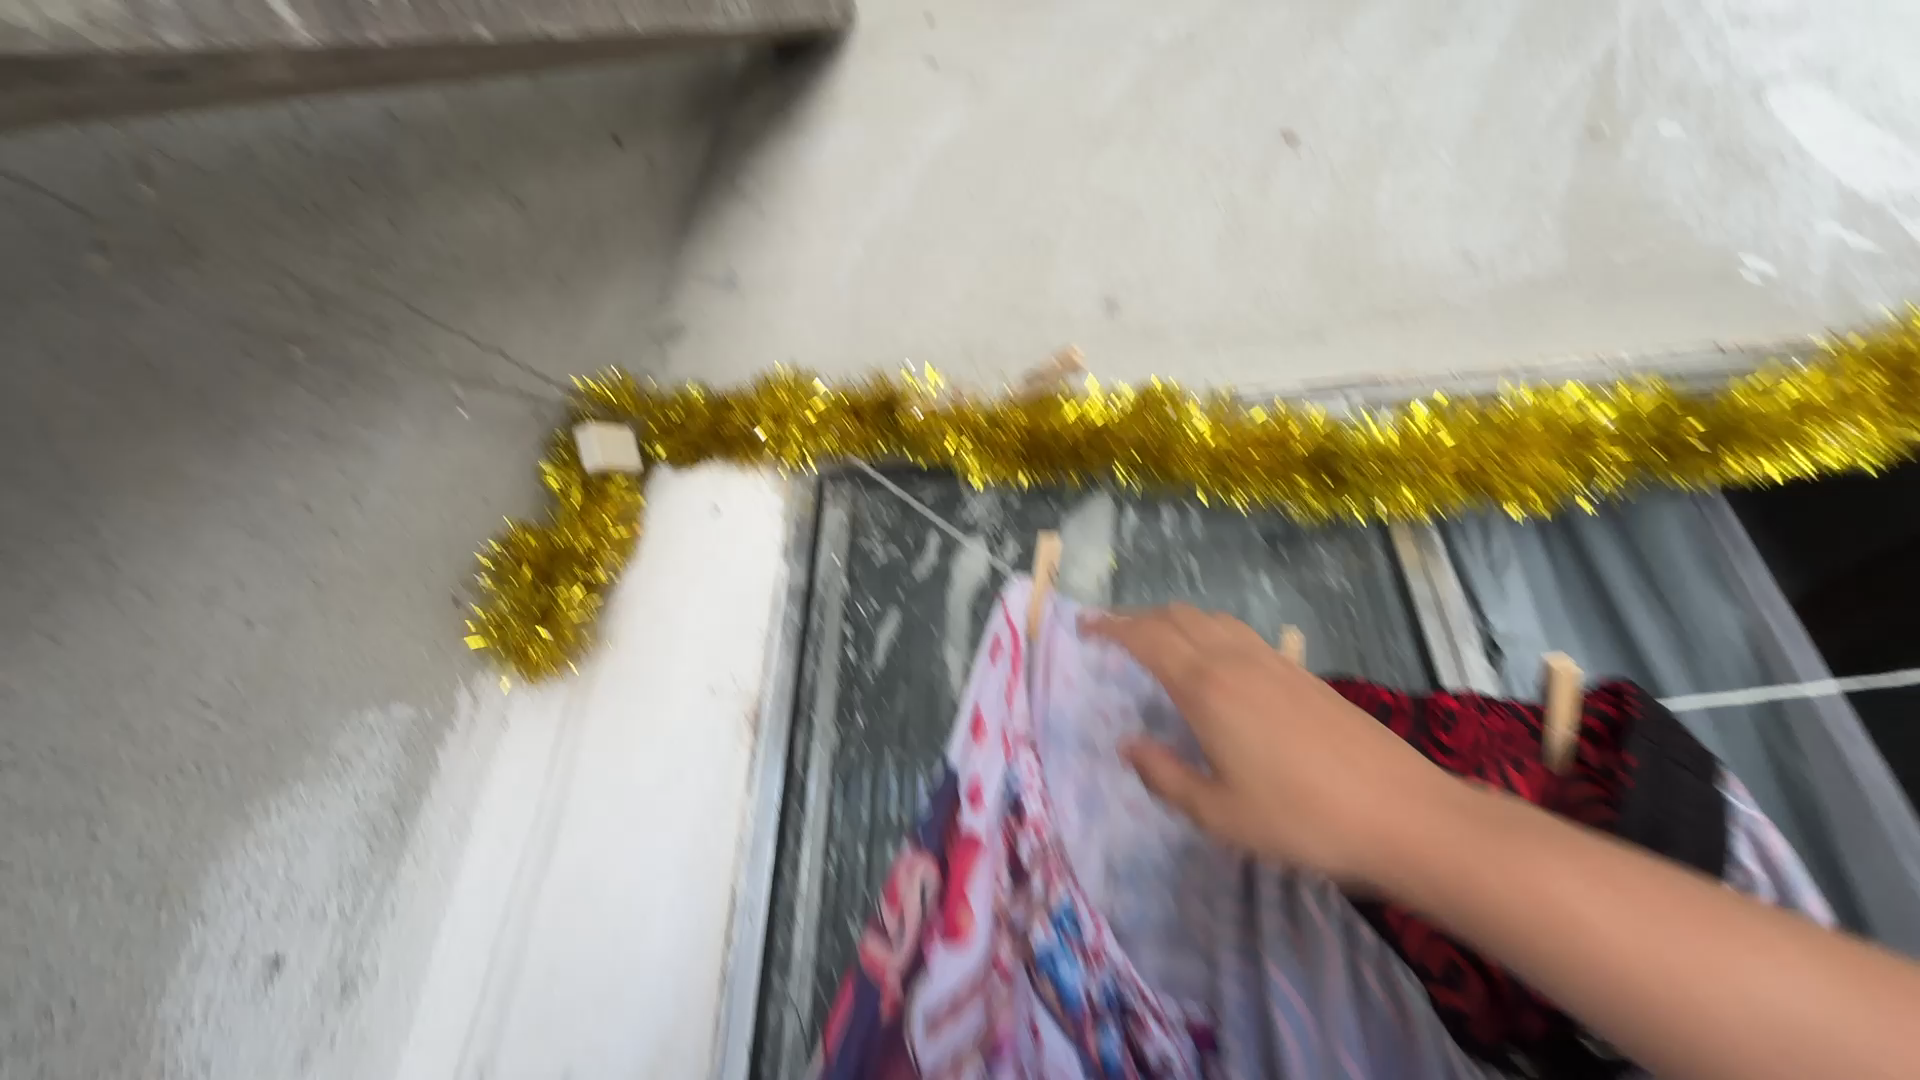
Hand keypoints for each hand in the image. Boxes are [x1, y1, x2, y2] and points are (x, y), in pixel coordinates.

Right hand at [1084, 604, 1456, 887]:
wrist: (1401, 813)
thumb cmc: (1299, 819)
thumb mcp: (1217, 813)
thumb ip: (1165, 776)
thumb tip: (1129, 745)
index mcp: (1207, 688)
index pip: (1147, 638)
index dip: (1112, 627)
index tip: (1085, 627)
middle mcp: (1236, 661)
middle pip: (1178, 617)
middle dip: (1138, 617)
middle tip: (1111, 632)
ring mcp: (1274, 662)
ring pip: (1212, 619)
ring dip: (1176, 619)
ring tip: (1156, 638)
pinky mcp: (1302, 673)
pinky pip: (1240, 633)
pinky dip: (1209, 631)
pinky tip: (1215, 661)